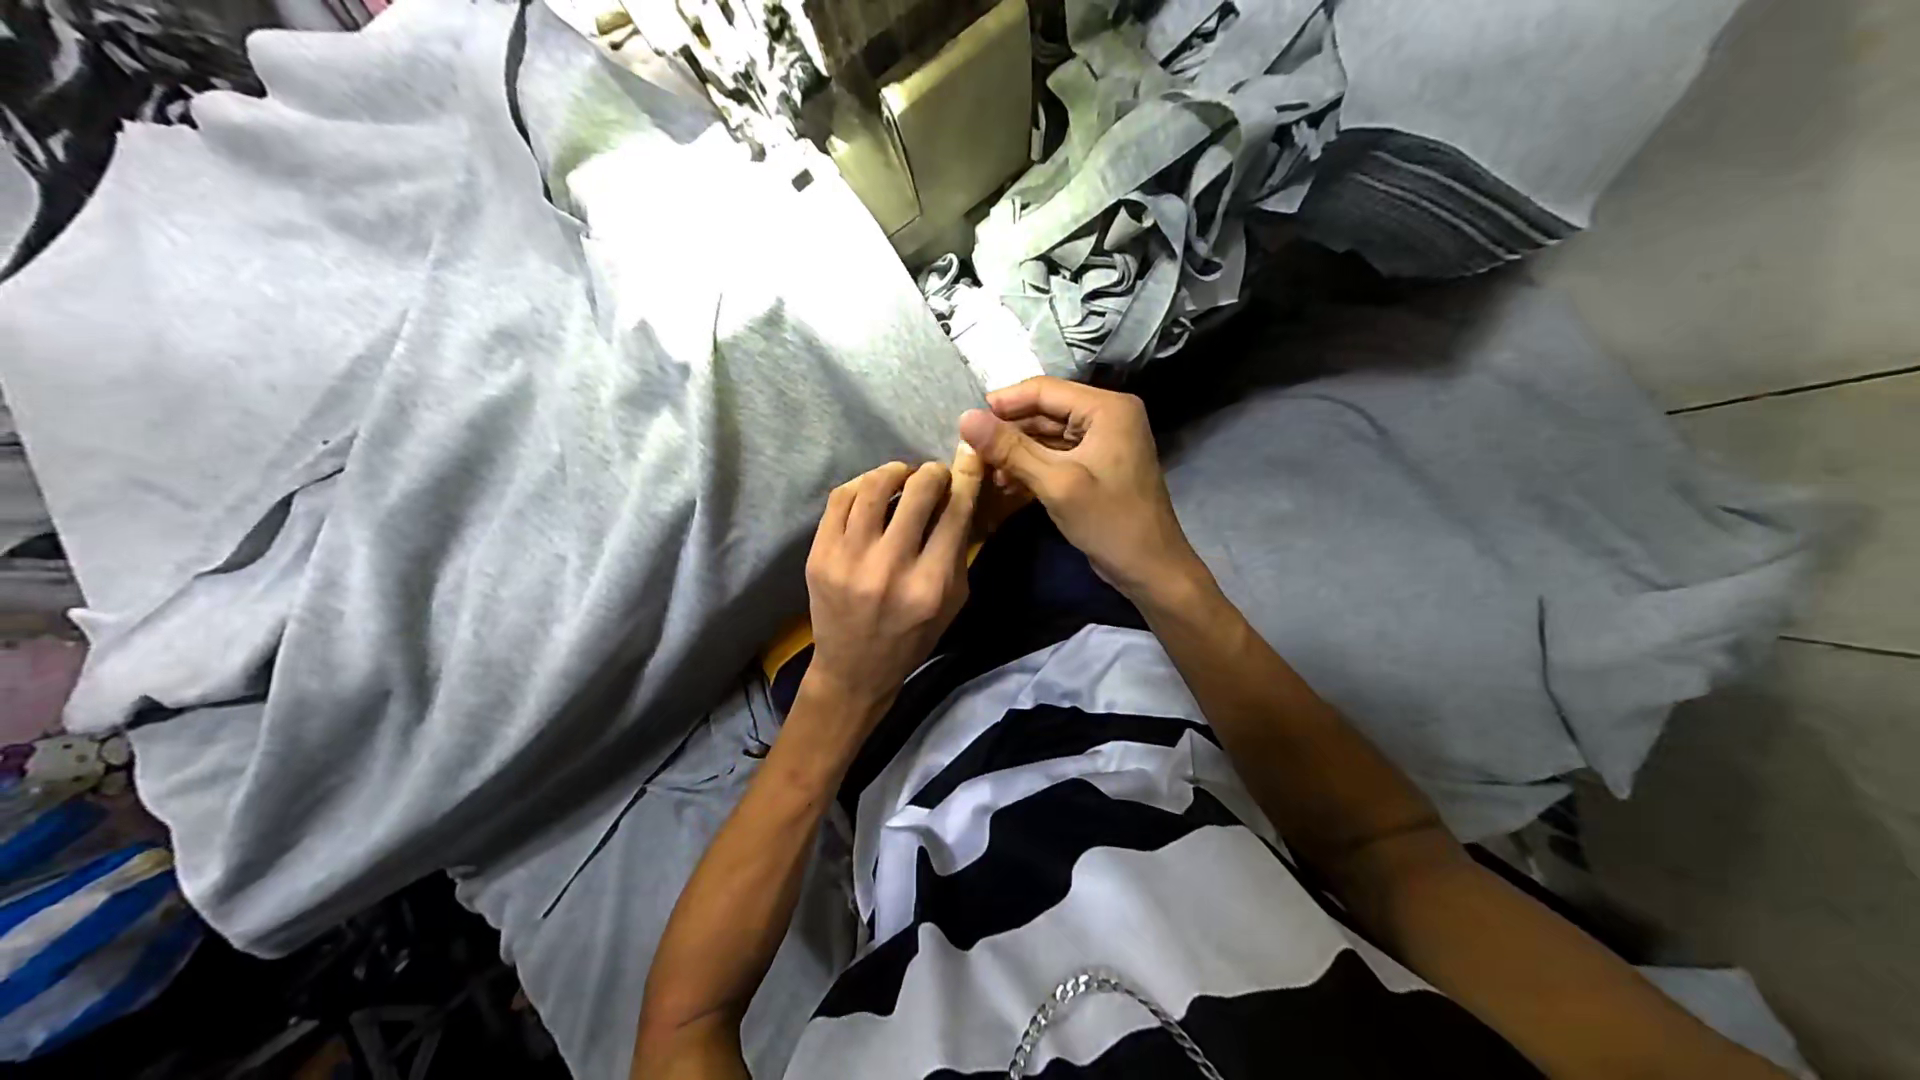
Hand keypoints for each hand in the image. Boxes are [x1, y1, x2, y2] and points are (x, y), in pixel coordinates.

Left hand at [802, 447, 983, 720]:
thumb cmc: (913, 637)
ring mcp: (849, 561)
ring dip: (894, 471)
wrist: (854, 669)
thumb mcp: (953, 601)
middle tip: (934, 475)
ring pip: (873, 487)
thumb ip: (958, 548)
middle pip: (917, 491)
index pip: (955, 512)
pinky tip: (871, 490)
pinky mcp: (819, 556)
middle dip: (932, 473)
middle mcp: (890, 569)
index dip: (965, 477)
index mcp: (931, 585)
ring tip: (902, 475)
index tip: (967, 459)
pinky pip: (839, 499)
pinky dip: (860, 485)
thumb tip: (960, 491)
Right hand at [958, 377, 1201, 600]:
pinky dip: (1033, 466)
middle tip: (972, 451)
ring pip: (1048, 434)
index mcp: (1107, 408)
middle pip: (1045, 411)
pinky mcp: (1098, 465)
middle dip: (1008, 431)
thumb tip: (964, 418)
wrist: (1150, 568)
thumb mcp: (1055, 483)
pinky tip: (1007, 484)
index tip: (966, 422)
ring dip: (1017, 451)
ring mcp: (1104, 441)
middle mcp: (1108, 415)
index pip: (1044, 390)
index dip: (1003, 404)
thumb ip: (1010, 449)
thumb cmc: (1109, 522)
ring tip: (985, 471)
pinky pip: (1058, 454)